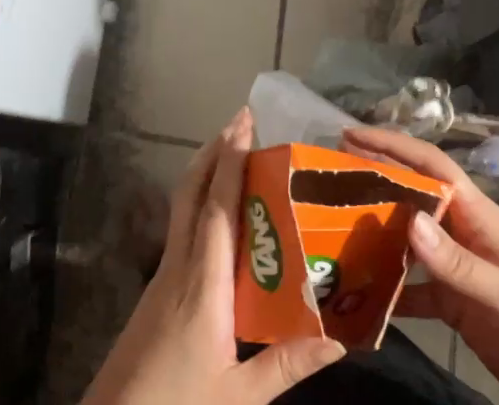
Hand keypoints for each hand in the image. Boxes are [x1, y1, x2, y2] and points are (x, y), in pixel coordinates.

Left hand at [81, 110, 347, 404]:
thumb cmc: (175, 404)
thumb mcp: (238, 395)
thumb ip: (286, 364)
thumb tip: (339, 339)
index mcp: (202, 284)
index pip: (216, 209)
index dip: (231, 163)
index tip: (243, 124)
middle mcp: (179, 268)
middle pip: (192, 194)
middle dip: (215, 153)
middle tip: (242, 122)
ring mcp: (164, 277)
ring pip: (183, 209)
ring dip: (207, 174)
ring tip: (236, 154)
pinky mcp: (159, 291)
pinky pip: (183, 232)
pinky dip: (202, 205)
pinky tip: (221, 218)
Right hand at [343, 127, 498, 404]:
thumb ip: (457, 261)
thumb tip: (407, 219)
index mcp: (479, 218)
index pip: (432, 167)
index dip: (393, 145)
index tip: (349, 134)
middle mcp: (463, 234)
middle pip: (411, 197)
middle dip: (372, 181)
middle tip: (324, 179)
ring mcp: (457, 269)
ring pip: (405, 239)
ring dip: (371, 232)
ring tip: (326, 229)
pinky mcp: (452, 304)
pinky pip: (409, 286)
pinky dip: (383, 288)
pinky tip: (353, 295)